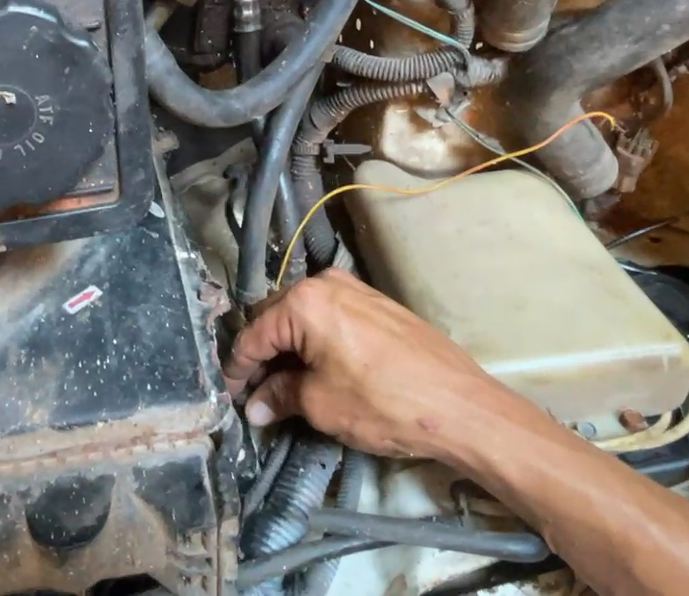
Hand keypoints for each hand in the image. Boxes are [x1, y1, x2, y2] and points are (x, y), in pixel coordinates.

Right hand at [223, 269, 522, 459]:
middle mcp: (326, 283)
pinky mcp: (377, 303)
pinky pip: (331, 317)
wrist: (459, 405)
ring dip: (290, 347)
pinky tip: (317, 369)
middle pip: (277, 316)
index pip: (255, 333)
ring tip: (284, 384)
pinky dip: (316, 341)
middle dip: (263, 353)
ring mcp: (355, 289)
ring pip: (305, 316)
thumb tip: (255, 404)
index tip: (229, 392)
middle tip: (254, 390)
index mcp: (305, 301)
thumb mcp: (321, 404)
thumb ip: (280, 396)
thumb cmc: (382, 403)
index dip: (238, 366)